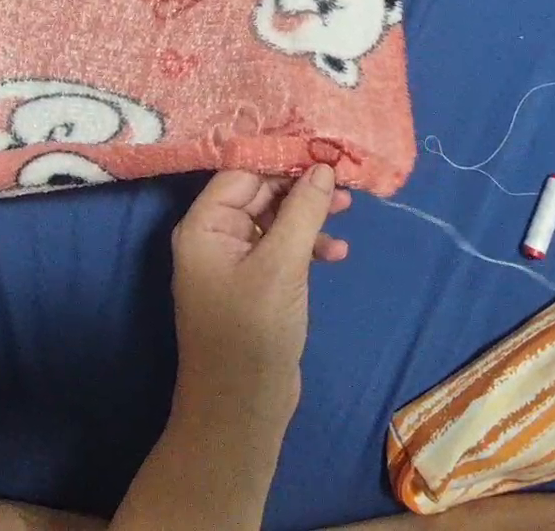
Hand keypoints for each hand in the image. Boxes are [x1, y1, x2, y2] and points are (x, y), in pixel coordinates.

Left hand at [169, 165, 349, 412]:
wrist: (242, 410)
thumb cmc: (252, 332)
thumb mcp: (282, 265)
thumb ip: (303, 211)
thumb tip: (323, 167)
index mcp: (205, 225)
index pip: (243, 170)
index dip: (282, 155)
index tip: (323, 145)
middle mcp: (216, 235)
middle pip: (261, 190)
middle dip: (303, 185)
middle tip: (345, 177)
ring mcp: (236, 259)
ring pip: (277, 217)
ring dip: (311, 214)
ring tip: (349, 209)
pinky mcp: (257, 281)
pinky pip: (284, 246)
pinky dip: (310, 244)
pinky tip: (337, 253)